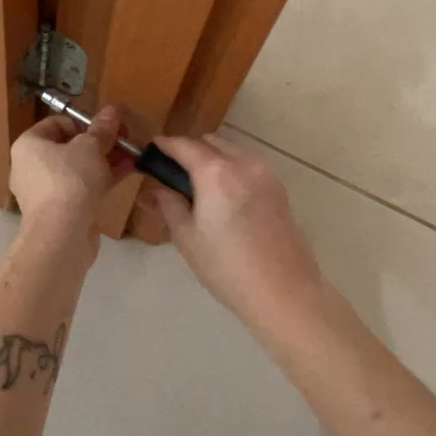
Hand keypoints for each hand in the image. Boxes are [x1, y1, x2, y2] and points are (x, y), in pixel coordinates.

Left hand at [9, 106, 132, 236]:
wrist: (62, 235)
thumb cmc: (70, 180)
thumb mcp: (90, 147)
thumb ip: (101, 129)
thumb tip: (111, 111)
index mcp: (29, 145)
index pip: (56, 123)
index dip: (84, 122)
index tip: (107, 128)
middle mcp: (30, 166)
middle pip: (69, 147)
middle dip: (99, 143)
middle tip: (124, 140)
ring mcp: (44, 191)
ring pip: (77, 169)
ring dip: (104, 161)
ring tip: (132, 157)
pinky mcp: (58, 211)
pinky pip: (80, 189)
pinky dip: (100, 181)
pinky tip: (126, 174)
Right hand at [143, 134, 323, 326]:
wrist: (284, 292)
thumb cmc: (227, 267)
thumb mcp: (187, 237)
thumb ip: (169, 205)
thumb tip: (154, 191)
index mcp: (215, 172)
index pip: (184, 146)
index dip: (165, 144)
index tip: (152, 149)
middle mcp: (242, 163)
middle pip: (210, 143)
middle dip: (190, 150)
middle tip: (173, 174)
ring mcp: (265, 174)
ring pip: (231, 151)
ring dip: (212, 158)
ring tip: (199, 187)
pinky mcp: (279, 189)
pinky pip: (248, 165)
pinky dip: (231, 169)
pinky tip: (224, 197)